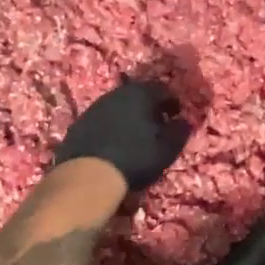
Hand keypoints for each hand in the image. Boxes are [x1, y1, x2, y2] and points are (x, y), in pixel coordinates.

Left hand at [54, 80, 190, 191]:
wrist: (90, 174)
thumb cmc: (136, 158)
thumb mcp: (167, 149)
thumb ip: (179, 131)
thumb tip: (185, 120)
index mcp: (141, 94)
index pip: (163, 89)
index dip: (172, 102)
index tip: (176, 115)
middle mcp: (117, 93)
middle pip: (138, 94)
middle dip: (149, 106)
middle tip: (157, 123)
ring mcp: (95, 107)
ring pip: (118, 105)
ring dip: (129, 115)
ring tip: (135, 134)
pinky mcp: (80, 122)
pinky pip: (102, 119)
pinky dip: (111, 126)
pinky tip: (114, 142)